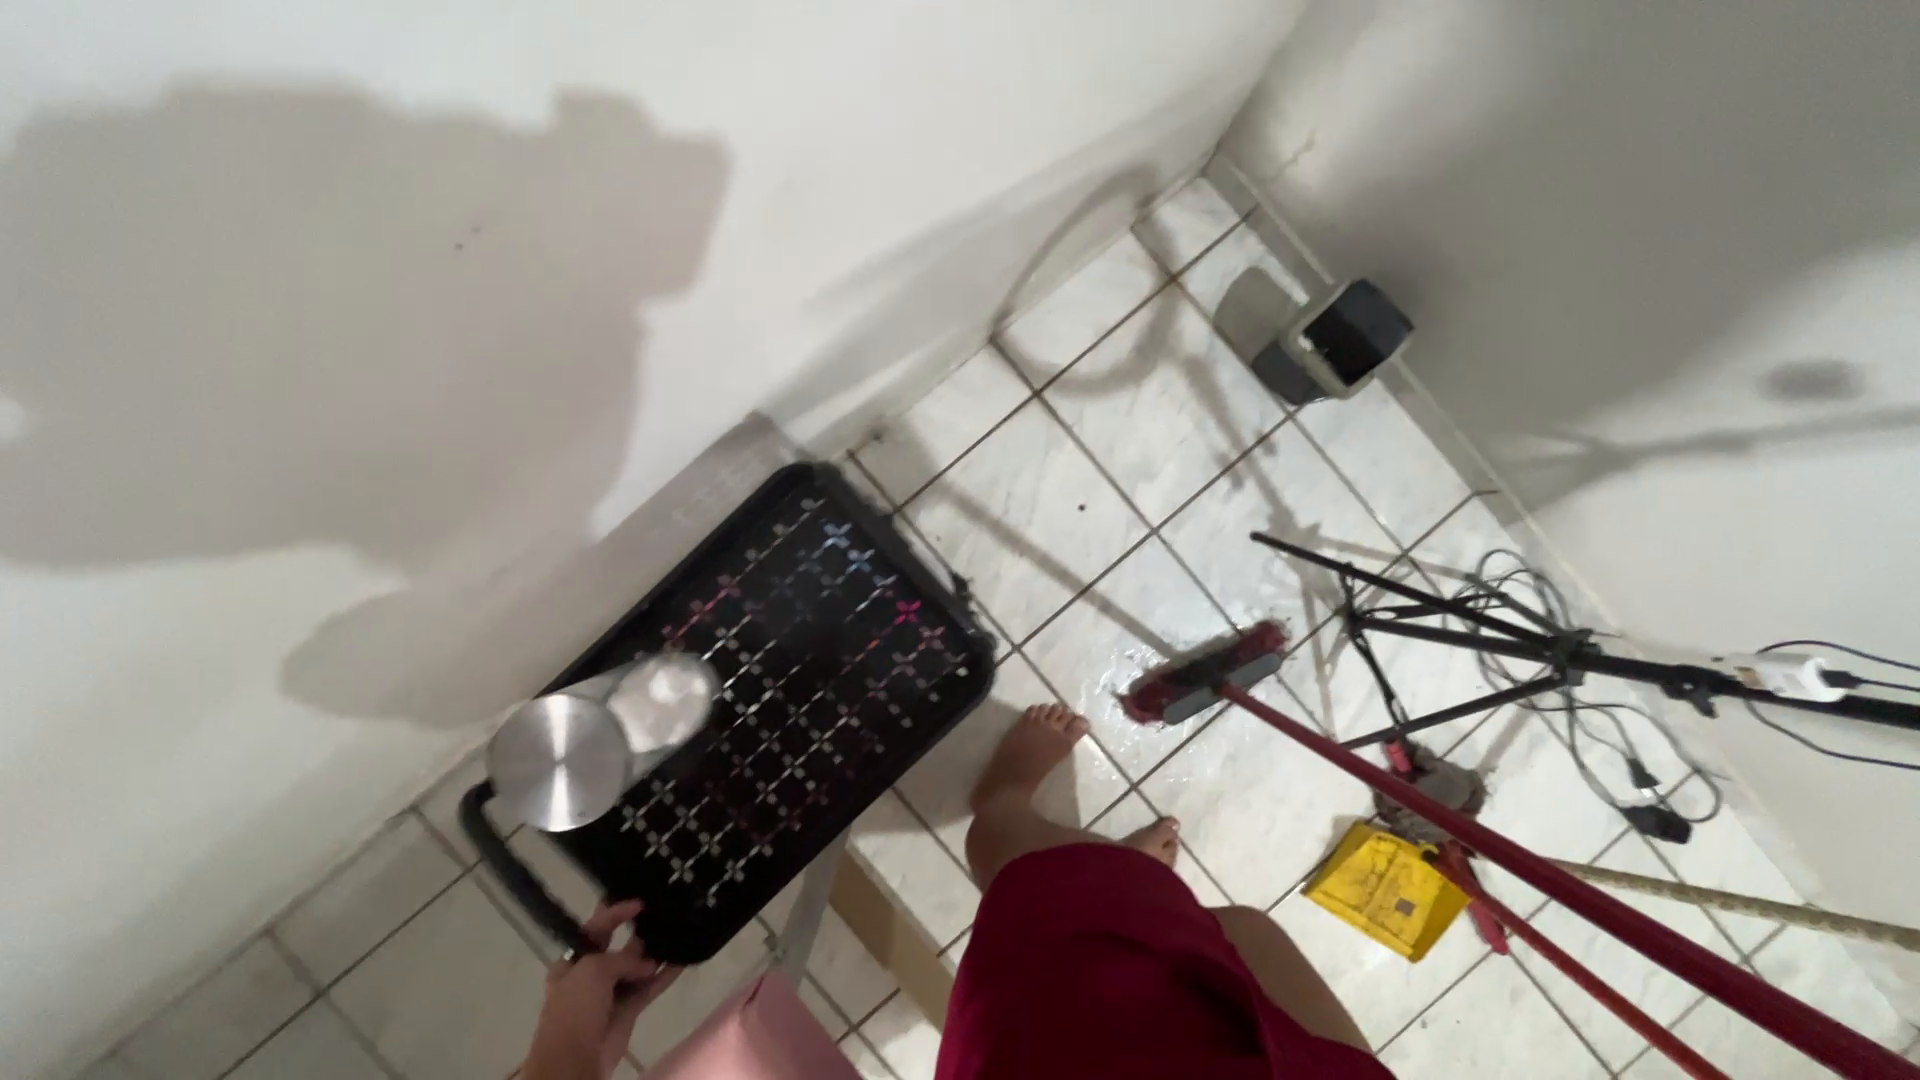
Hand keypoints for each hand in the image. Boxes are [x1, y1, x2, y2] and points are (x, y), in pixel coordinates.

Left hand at [521, 901, 682, 1079]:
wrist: (574, 1061)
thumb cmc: (575, 1009)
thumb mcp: (593, 970)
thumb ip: (623, 958)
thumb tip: (649, 964)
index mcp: (572, 962)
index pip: (595, 928)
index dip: (615, 913)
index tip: (639, 904)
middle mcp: (591, 975)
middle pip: (618, 947)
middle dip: (638, 932)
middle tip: (662, 913)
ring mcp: (611, 994)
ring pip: (637, 967)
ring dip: (655, 953)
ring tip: (678, 931)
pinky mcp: (628, 1010)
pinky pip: (650, 987)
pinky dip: (665, 976)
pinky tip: (683, 960)